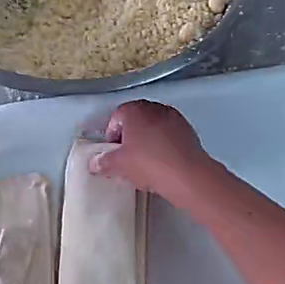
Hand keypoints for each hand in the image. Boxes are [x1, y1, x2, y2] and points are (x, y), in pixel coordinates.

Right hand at [89, 100, 218, 201]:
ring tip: (145, 162)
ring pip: (154, 127)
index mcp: (134, 110)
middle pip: (136, 120)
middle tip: (127, 157)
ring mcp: (174, 117)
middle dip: (130, 136)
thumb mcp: (119, 165)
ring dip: (148, 140)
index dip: (112, 136)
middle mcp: (154, 108)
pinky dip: (164, 145)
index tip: (113, 152)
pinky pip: (169, 135)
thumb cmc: (150, 163)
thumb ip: (103, 162)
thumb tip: (96, 163)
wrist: (187, 175)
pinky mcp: (188, 130)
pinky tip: (162, 163)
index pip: (116, 118)